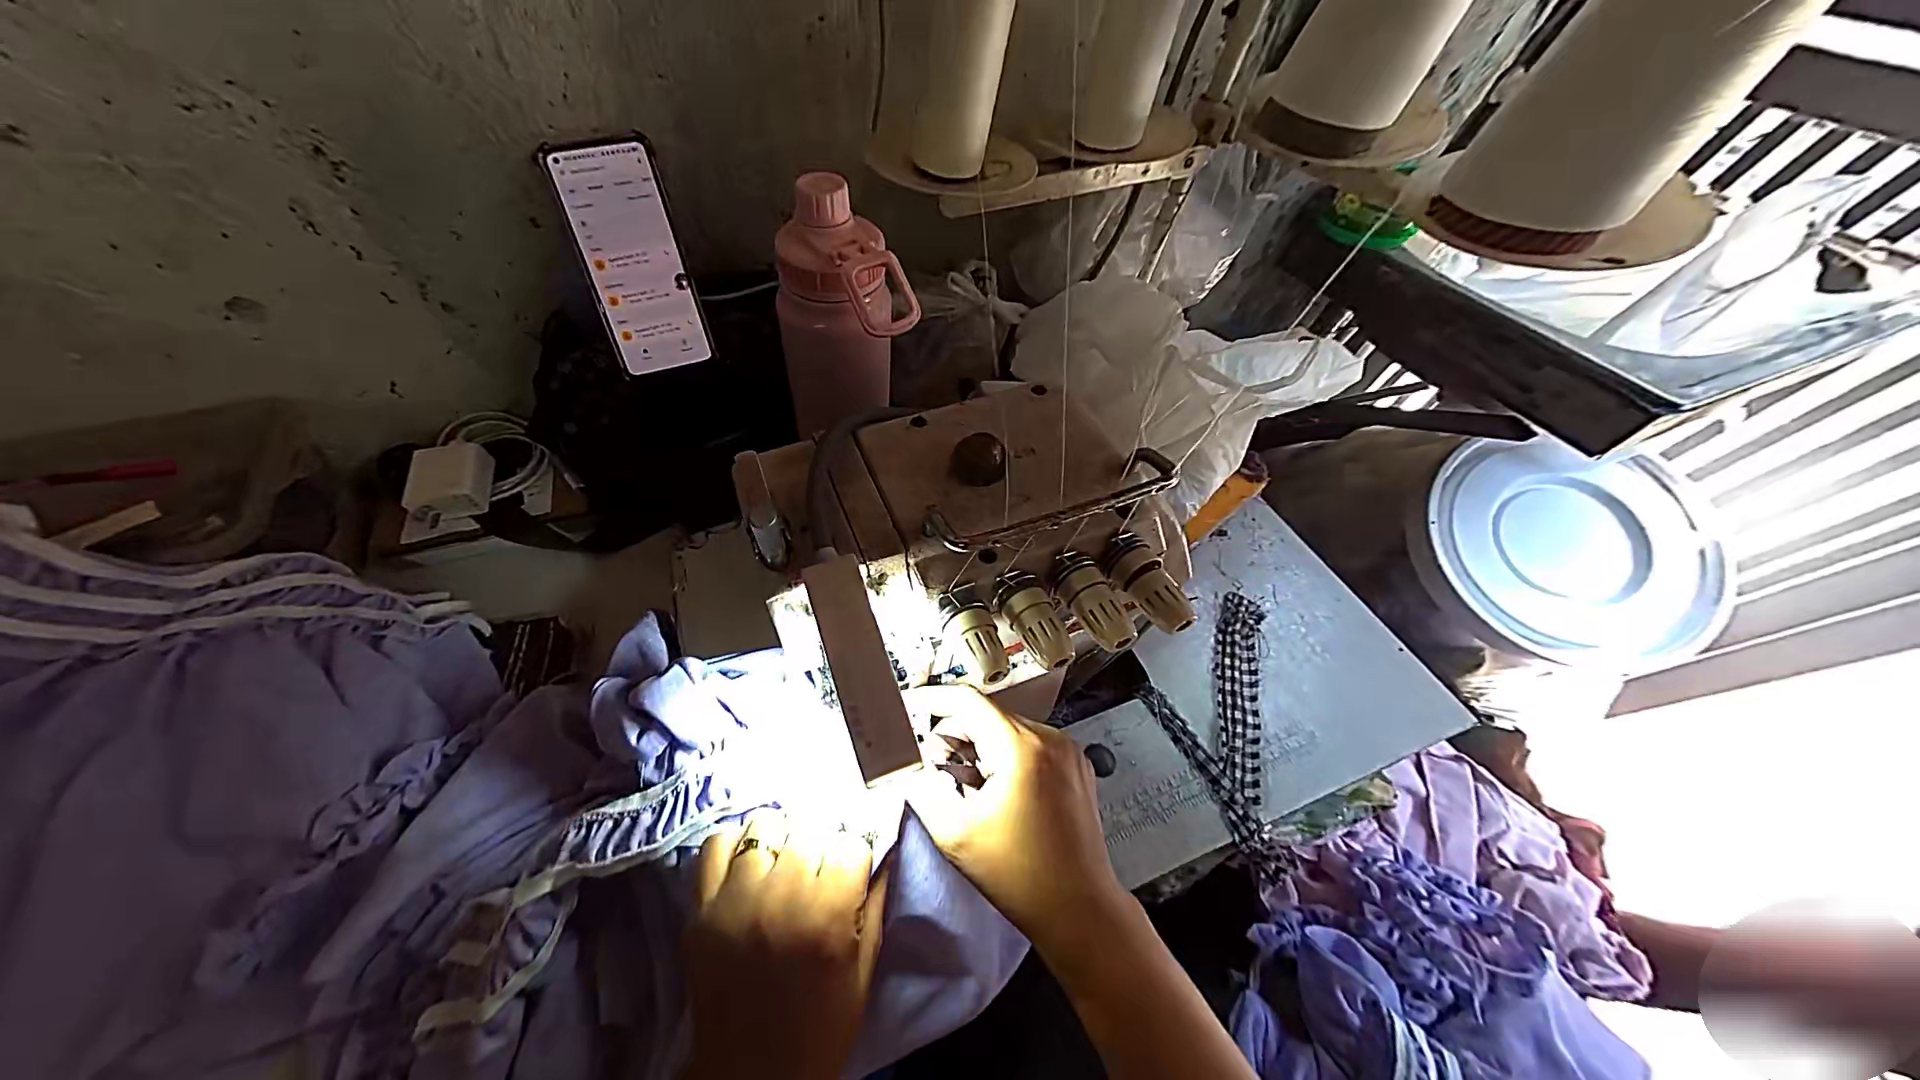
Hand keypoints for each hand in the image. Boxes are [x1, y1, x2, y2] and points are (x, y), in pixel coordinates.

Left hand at [682, 810, 885, 1079]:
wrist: (749, 1077)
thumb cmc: (821, 1028)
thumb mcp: (864, 970)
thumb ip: (876, 904)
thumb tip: (885, 850)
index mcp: (827, 916)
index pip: (851, 843)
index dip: (855, 856)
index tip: (852, 871)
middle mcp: (780, 898)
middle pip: (809, 829)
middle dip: (821, 845)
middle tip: (819, 870)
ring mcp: (734, 900)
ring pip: (765, 824)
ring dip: (781, 839)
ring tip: (784, 863)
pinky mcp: (699, 910)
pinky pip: (716, 844)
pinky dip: (735, 844)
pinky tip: (749, 862)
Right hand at [902, 684, 1129, 955]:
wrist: (1079, 909)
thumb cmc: (1023, 878)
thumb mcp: (955, 833)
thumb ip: (925, 789)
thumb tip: (913, 763)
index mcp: (1022, 748)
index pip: (967, 701)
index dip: (932, 701)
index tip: (912, 707)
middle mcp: (1051, 740)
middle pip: (987, 715)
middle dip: (955, 737)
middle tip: (935, 766)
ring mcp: (1068, 752)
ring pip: (1007, 730)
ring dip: (980, 749)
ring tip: (968, 789)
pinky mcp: (1075, 768)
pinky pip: (1030, 746)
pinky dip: (1006, 759)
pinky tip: (995, 793)